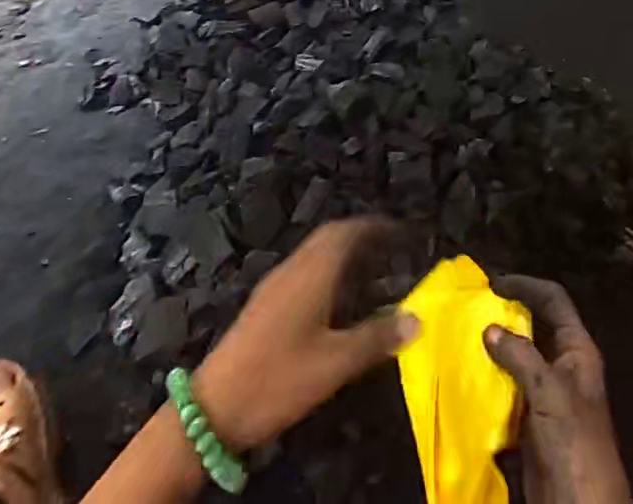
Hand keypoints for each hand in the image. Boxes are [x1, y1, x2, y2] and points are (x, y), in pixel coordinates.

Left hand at [193, 218, 418, 450]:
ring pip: (314, 252)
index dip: (373, 227)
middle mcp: (292, 270)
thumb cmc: (279, 379)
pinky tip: (337, 296)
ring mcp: (275, 285)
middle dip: (359, 234)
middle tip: (390, 245)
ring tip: (371, 267)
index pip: (344, 233)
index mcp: (311, 275)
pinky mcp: (266, 303)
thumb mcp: (334, 364)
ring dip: (342, 250)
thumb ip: (375, 339)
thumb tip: (416, 319)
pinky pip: (304, 269)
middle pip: (328, 237)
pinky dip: (327, 268)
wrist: (215, 405)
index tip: (400, 231)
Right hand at [484, 277, 631, 503]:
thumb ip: (521, 356)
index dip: (526, 285)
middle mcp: (563, 366)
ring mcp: (546, 394)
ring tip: (459, 336)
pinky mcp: (531, 420)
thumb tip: (489, 328)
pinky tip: (464, 374)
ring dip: (492, 346)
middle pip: (533, 325)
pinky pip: (506, 387)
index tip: (491, 284)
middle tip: (467, 308)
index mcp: (578, 352)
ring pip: (517, 356)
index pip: (553, 300)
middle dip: (503, 314)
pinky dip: (488, 378)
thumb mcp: (550, 394)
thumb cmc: (574, 446)